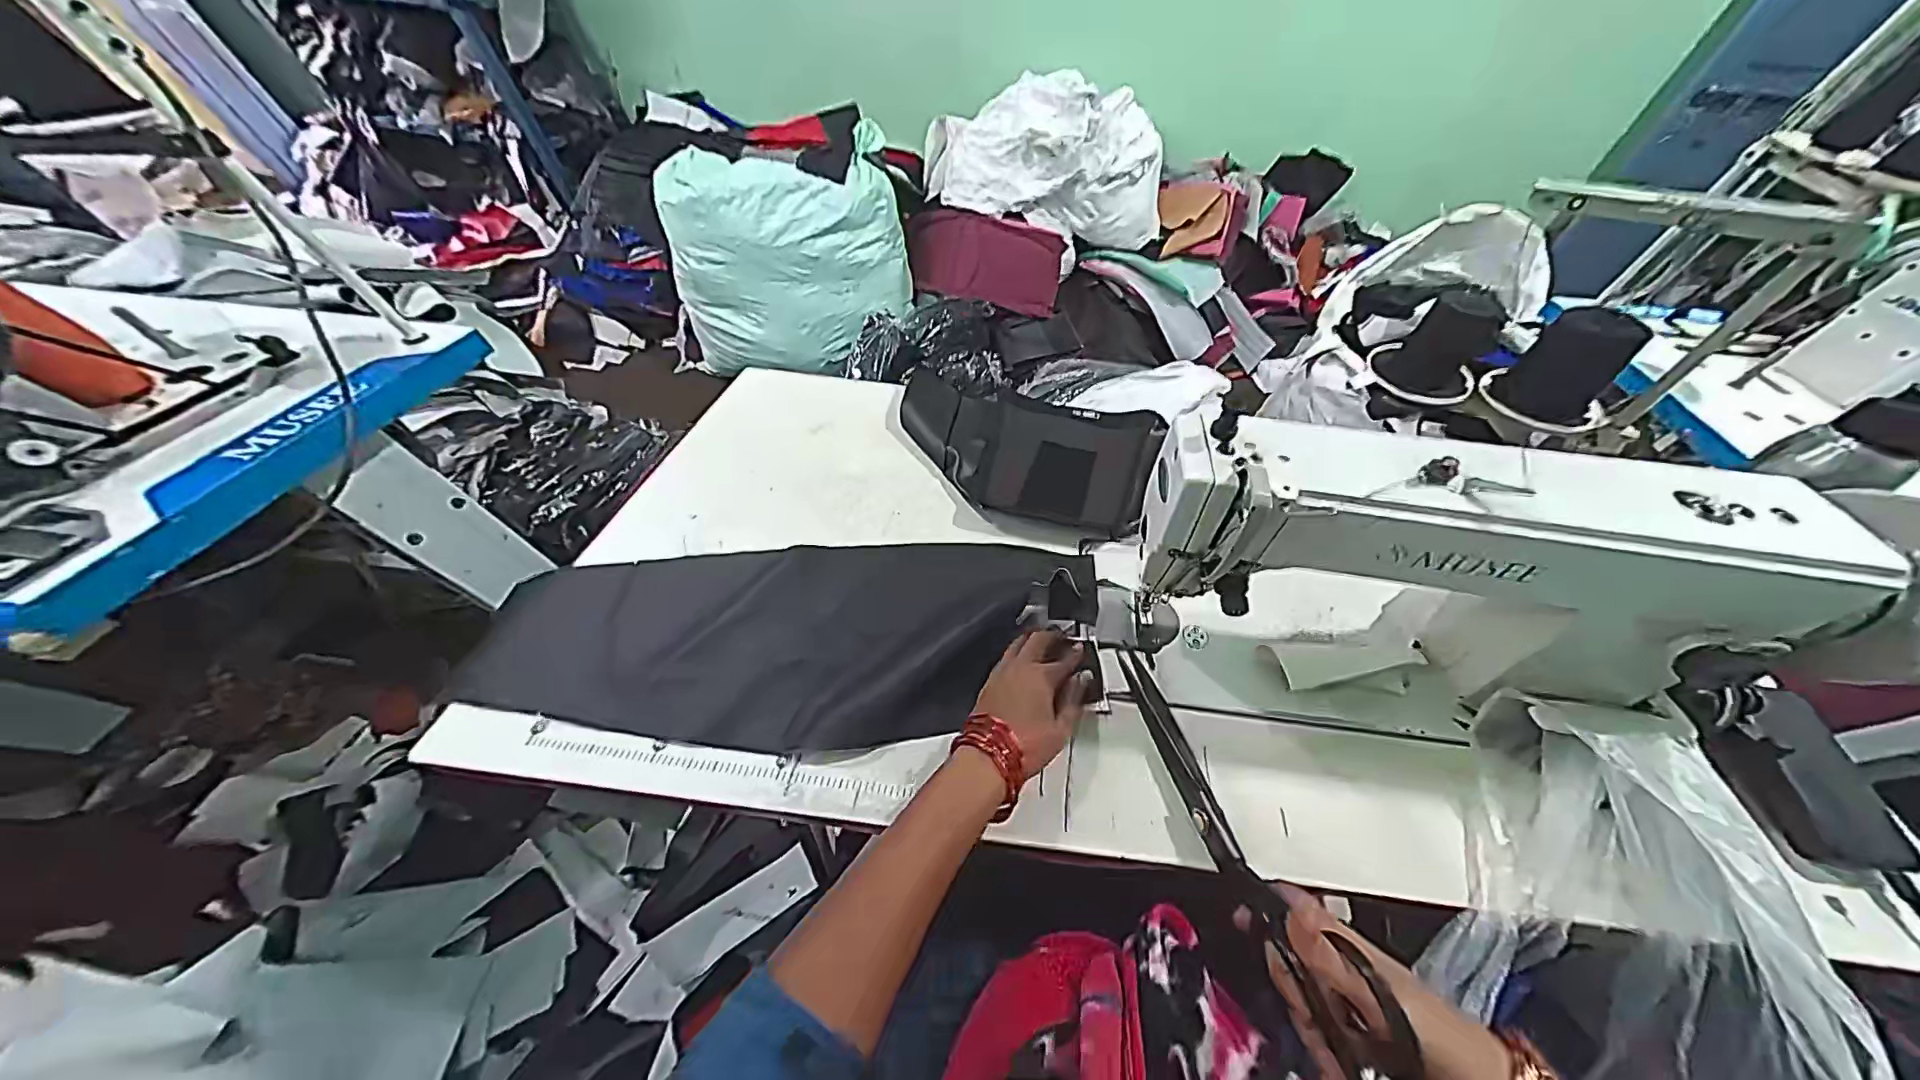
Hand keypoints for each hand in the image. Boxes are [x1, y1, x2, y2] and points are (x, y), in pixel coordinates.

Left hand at [971, 629, 1093, 776]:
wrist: (987, 755)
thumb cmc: (1022, 746)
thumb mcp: (1061, 729)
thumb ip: (1073, 700)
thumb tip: (1080, 683)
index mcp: (1042, 676)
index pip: (1065, 658)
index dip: (1076, 652)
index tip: (1080, 650)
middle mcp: (1020, 668)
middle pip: (1038, 639)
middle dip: (1053, 635)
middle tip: (1062, 635)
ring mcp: (1002, 673)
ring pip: (1018, 643)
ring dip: (1032, 638)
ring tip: (1041, 641)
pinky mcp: (989, 682)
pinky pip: (1005, 657)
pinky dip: (1016, 652)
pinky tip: (1020, 659)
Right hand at [1240, 883, 1513, 1079]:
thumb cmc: (1437, 1034)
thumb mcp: (1381, 989)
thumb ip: (1333, 952)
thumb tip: (1291, 908)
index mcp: (1347, 944)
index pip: (1292, 910)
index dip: (1265, 910)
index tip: (1244, 919)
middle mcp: (1342, 965)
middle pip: (1287, 960)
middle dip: (1292, 990)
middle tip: (1317, 1015)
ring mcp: (1345, 999)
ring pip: (1298, 999)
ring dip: (1309, 1027)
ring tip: (1339, 1049)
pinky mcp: (1347, 1032)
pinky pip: (1314, 1030)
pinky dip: (1320, 1048)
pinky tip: (1337, 1058)